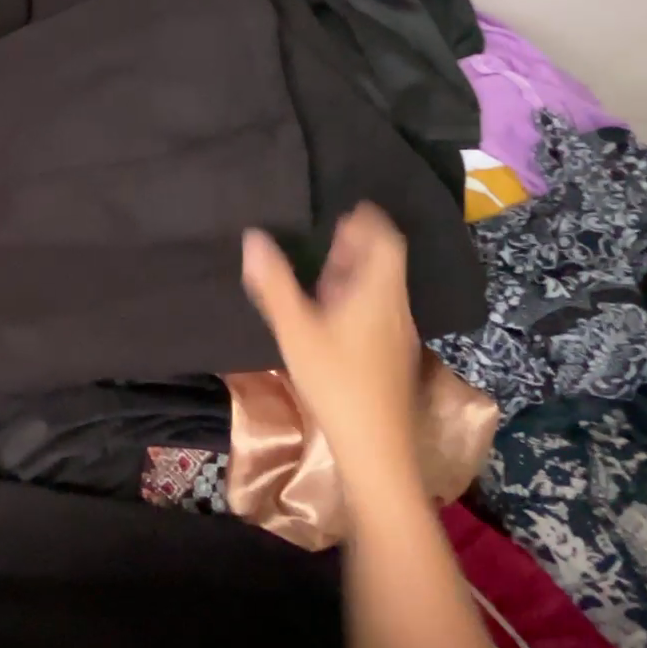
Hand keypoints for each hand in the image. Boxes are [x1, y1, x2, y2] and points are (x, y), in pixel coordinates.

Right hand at [241, 203, 422, 491]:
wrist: (375, 443)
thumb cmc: (335, 379)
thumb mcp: (294, 329)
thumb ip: (272, 283)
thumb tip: (252, 237)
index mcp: (376, 292)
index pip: (385, 241)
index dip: (368, 220)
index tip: (345, 204)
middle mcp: (393, 306)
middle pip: (384, 261)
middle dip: (358, 241)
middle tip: (327, 226)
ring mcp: (394, 330)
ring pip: (379, 285)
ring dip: (355, 268)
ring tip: (321, 258)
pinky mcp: (387, 351)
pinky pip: (374, 306)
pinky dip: (354, 291)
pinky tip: (327, 303)